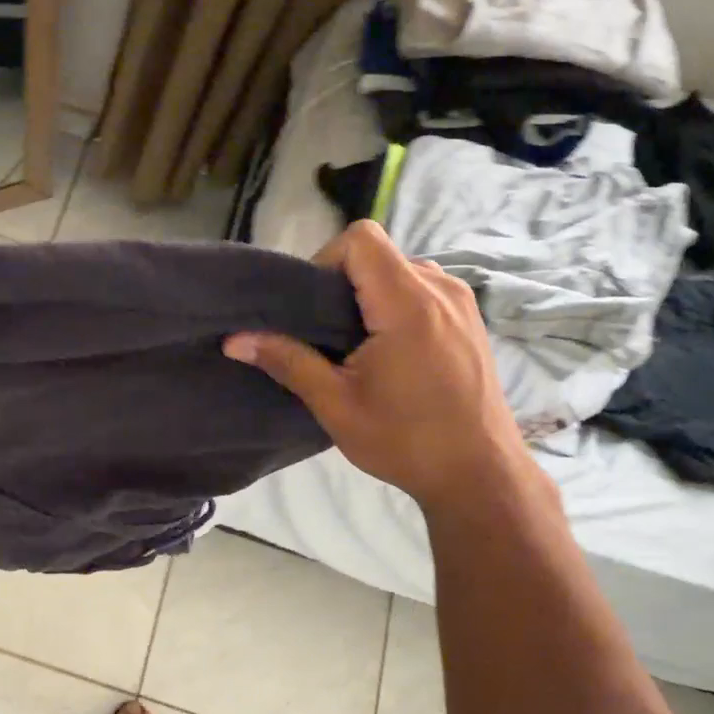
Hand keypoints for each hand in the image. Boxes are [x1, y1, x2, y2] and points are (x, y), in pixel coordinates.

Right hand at [224, 221, 530, 508]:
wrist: (478, 473)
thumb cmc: (404, 440)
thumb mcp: (335, 404)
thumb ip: (287, 361)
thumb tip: (234, 340)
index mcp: (408, 304)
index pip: (360, 240)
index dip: (325, 262)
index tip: (311, 310)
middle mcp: (441, 290)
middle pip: (378, 255)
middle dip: (342, 286)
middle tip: (324, 338)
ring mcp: (461, 303)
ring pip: (399, 272)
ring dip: (368, 298)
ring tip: (353, 349)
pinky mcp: (469, 320)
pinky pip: (421, 291)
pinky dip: (394, 308)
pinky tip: (386, 356)